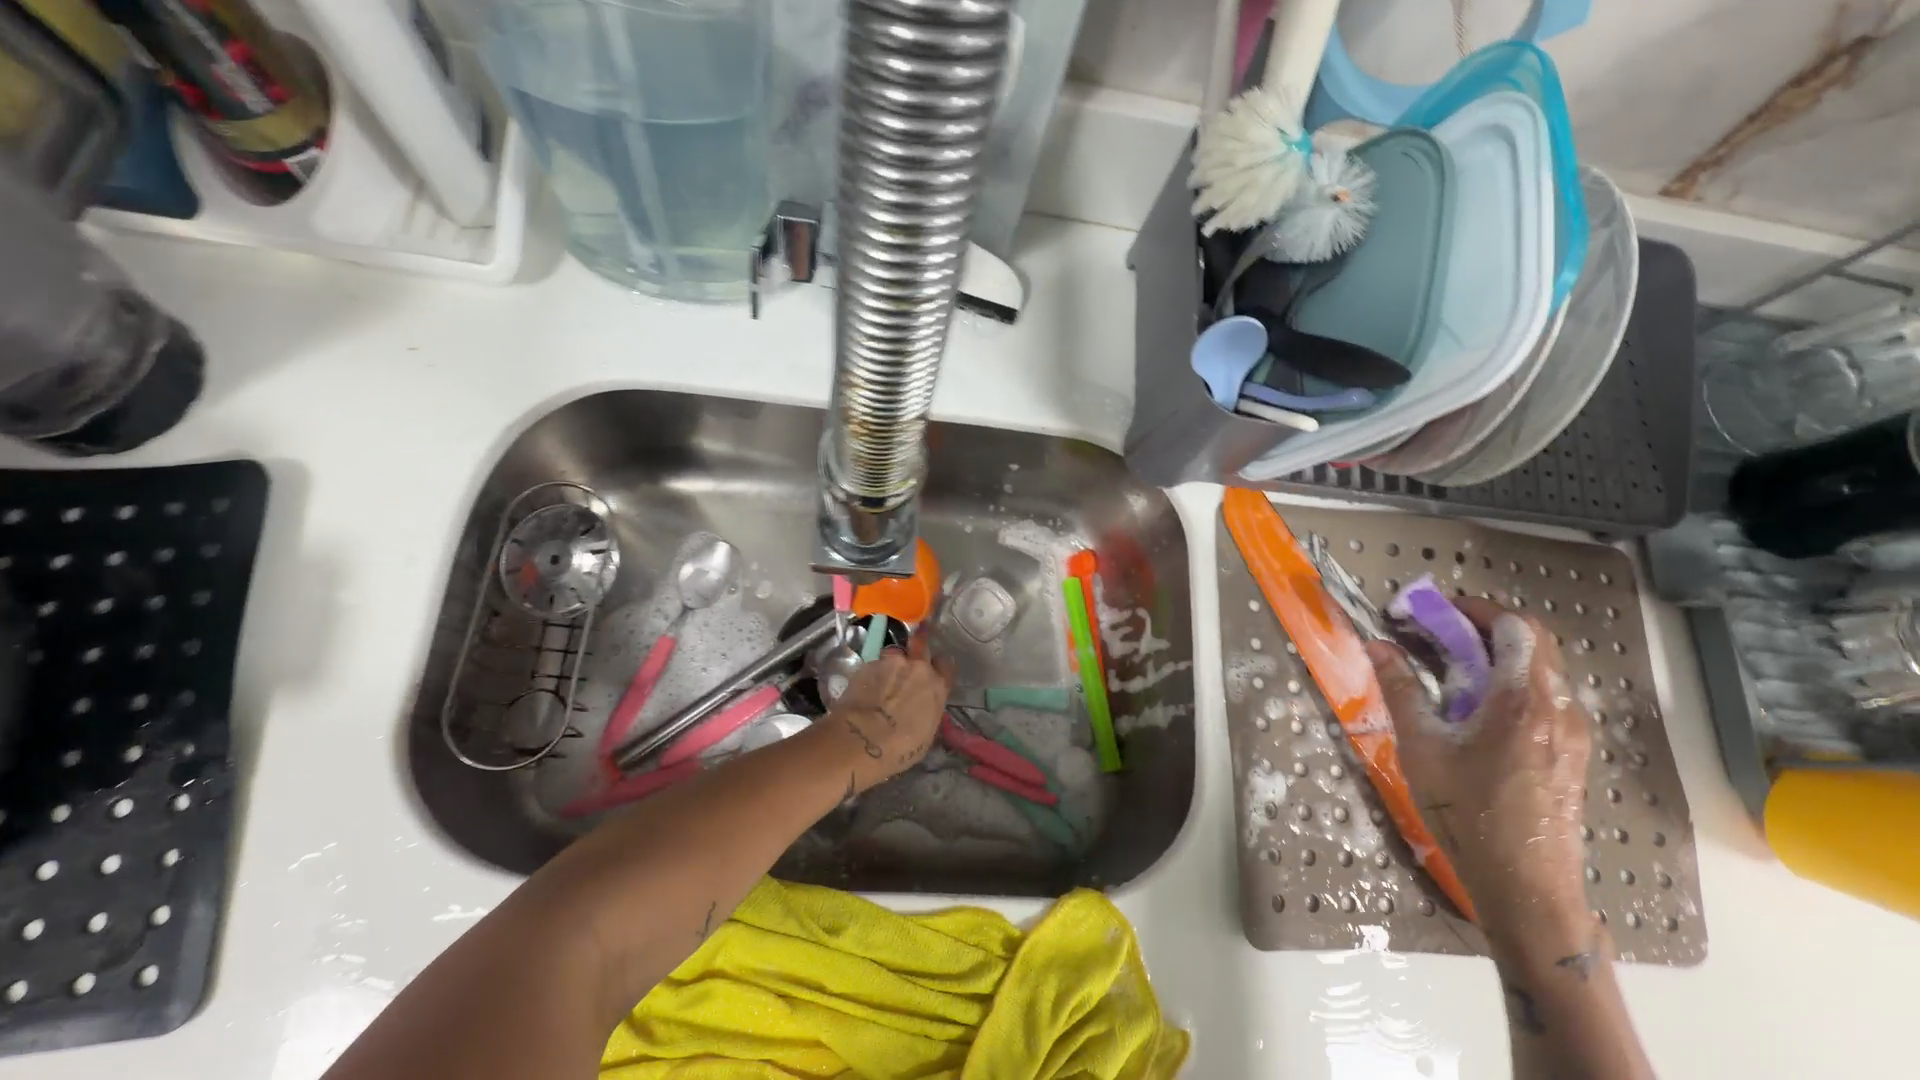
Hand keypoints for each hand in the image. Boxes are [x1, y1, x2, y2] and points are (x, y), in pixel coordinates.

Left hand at [814, 637, 952, 792]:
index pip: (945, 665)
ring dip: (892, 662)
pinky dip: (873, 673)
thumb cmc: (900, 747)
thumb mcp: (927, 733)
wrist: (863, 738)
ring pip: (894, 653)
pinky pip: (875, 664)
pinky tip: (867, 687)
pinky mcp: (868, 665)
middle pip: (921, 642)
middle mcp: (917, 668)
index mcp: (937, 686)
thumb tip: (922, 709)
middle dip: (918, 644)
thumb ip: (928, 711)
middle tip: (911, 654)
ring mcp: (891, 663)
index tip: (933, 672)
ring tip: (884, 677)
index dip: (938, 667)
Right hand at [1365, 598, 1591, 935]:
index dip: (1471, 607)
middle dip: (1484, 625)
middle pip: (1533, 640)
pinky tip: (1476, 707)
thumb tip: (1379, 646)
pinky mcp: (1571, 751)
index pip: (1513, 625)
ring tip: (1451, 666)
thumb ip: (1402, 690)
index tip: (1430, 611)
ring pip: (1542, 668)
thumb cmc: (1468, 814)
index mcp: (1524, 700)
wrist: (1526, 886)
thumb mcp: (1422, 749)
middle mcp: (1560, 706)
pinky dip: (1511, 681)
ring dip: (1499, 653)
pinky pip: (1545, 695)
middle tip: (1438, 631)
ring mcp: (1573, 730)